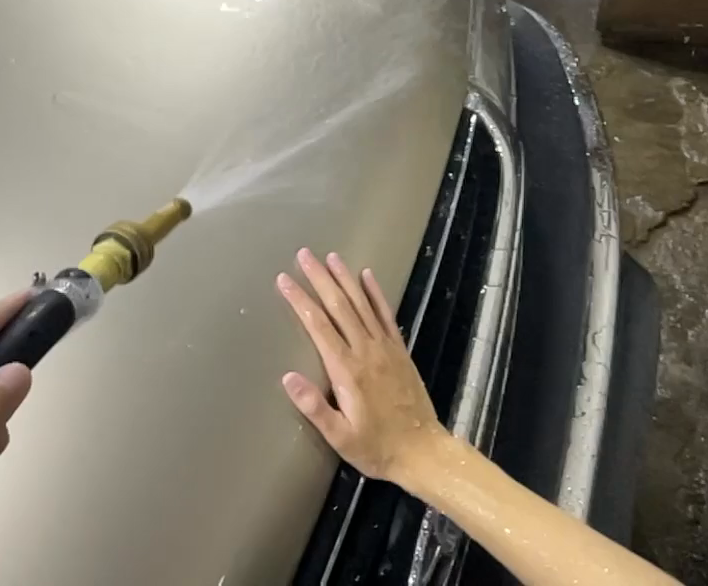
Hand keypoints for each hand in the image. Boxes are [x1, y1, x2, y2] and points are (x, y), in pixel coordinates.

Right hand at [276, 248, 452, 488]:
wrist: (424, 452)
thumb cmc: (376, 447)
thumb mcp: (340, 437)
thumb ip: (314, 407)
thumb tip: (287, 376)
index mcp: (346, 370)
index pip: (318, 325)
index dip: (300, 300)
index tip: (284, 279)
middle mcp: (365, 350)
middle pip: (338, 306)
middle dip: (320, 278)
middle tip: (304, 254)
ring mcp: (385, 348)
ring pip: (361, 304)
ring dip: (344, 278)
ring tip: (331, 256)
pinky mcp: (400, 350)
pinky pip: (386, 314)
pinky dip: (376, 293)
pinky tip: (367, 276)